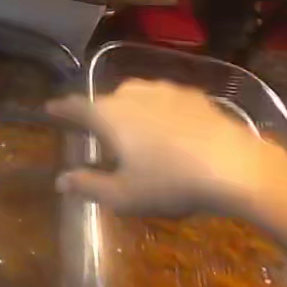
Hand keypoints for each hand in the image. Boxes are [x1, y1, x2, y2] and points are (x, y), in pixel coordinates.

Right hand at [45, 80, 286, 226]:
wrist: (237, 167)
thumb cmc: (171, 183)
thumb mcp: (124, 195)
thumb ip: (88, 185)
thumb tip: (60, 180)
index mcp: (108, 114)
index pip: (75, 106)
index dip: (60, 109)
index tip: (49, 109)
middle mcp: (130, 93)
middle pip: (107, 101)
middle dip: (101, 115)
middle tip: (103, 137)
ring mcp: (163, 90)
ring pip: (137, 97)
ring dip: (132, 111)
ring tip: (139, 134)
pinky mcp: (193, 95)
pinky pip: (165, 101)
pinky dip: (161, 112)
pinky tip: (173, 132)